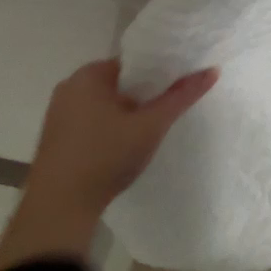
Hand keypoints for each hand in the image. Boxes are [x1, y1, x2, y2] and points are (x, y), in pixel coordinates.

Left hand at [0, 60, 216, 270]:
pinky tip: (127, 143)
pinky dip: (112, 126)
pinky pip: (93, 121)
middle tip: (170, 106)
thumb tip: (213, 70)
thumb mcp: (152, 124)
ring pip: (106, 104)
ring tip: (154, 125)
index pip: (133, 62)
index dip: (160, 72)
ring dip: (129, 112)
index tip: (180, 85)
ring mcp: (58, 115)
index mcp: (87, 76)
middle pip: (120, 83)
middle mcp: (68, 89)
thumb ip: (182, 96)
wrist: (58, 208)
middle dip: (145, 93)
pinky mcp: (57, 139)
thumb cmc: (106, 155)